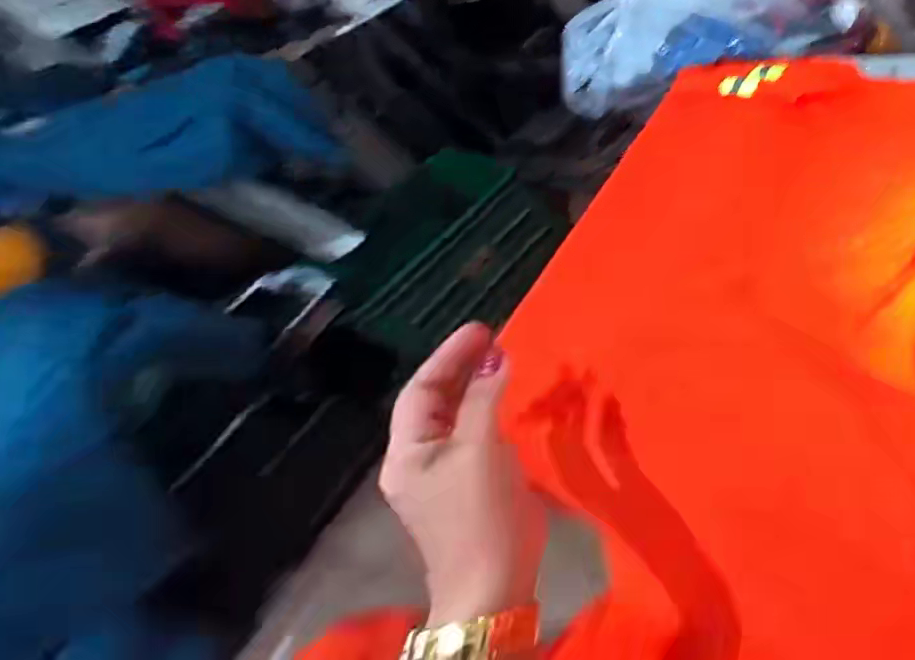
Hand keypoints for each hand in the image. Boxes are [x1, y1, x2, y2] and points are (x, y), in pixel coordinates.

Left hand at [380, 322, 546, 624]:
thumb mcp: (480, 447)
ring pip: (455, 415)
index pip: (422, 388)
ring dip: (476, 385)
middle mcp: (418, 459)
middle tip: (495, 337)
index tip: (482, 329)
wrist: (494, 585)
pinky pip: (472, 431)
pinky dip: (487, 407)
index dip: (450, 355)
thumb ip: (484, 397)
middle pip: (435, 400)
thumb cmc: (479, 512)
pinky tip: (507, 394)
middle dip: (462, 367)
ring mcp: (442, 473)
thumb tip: (496, 356)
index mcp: (407, 452)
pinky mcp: (467, 482)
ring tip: (503, 357)